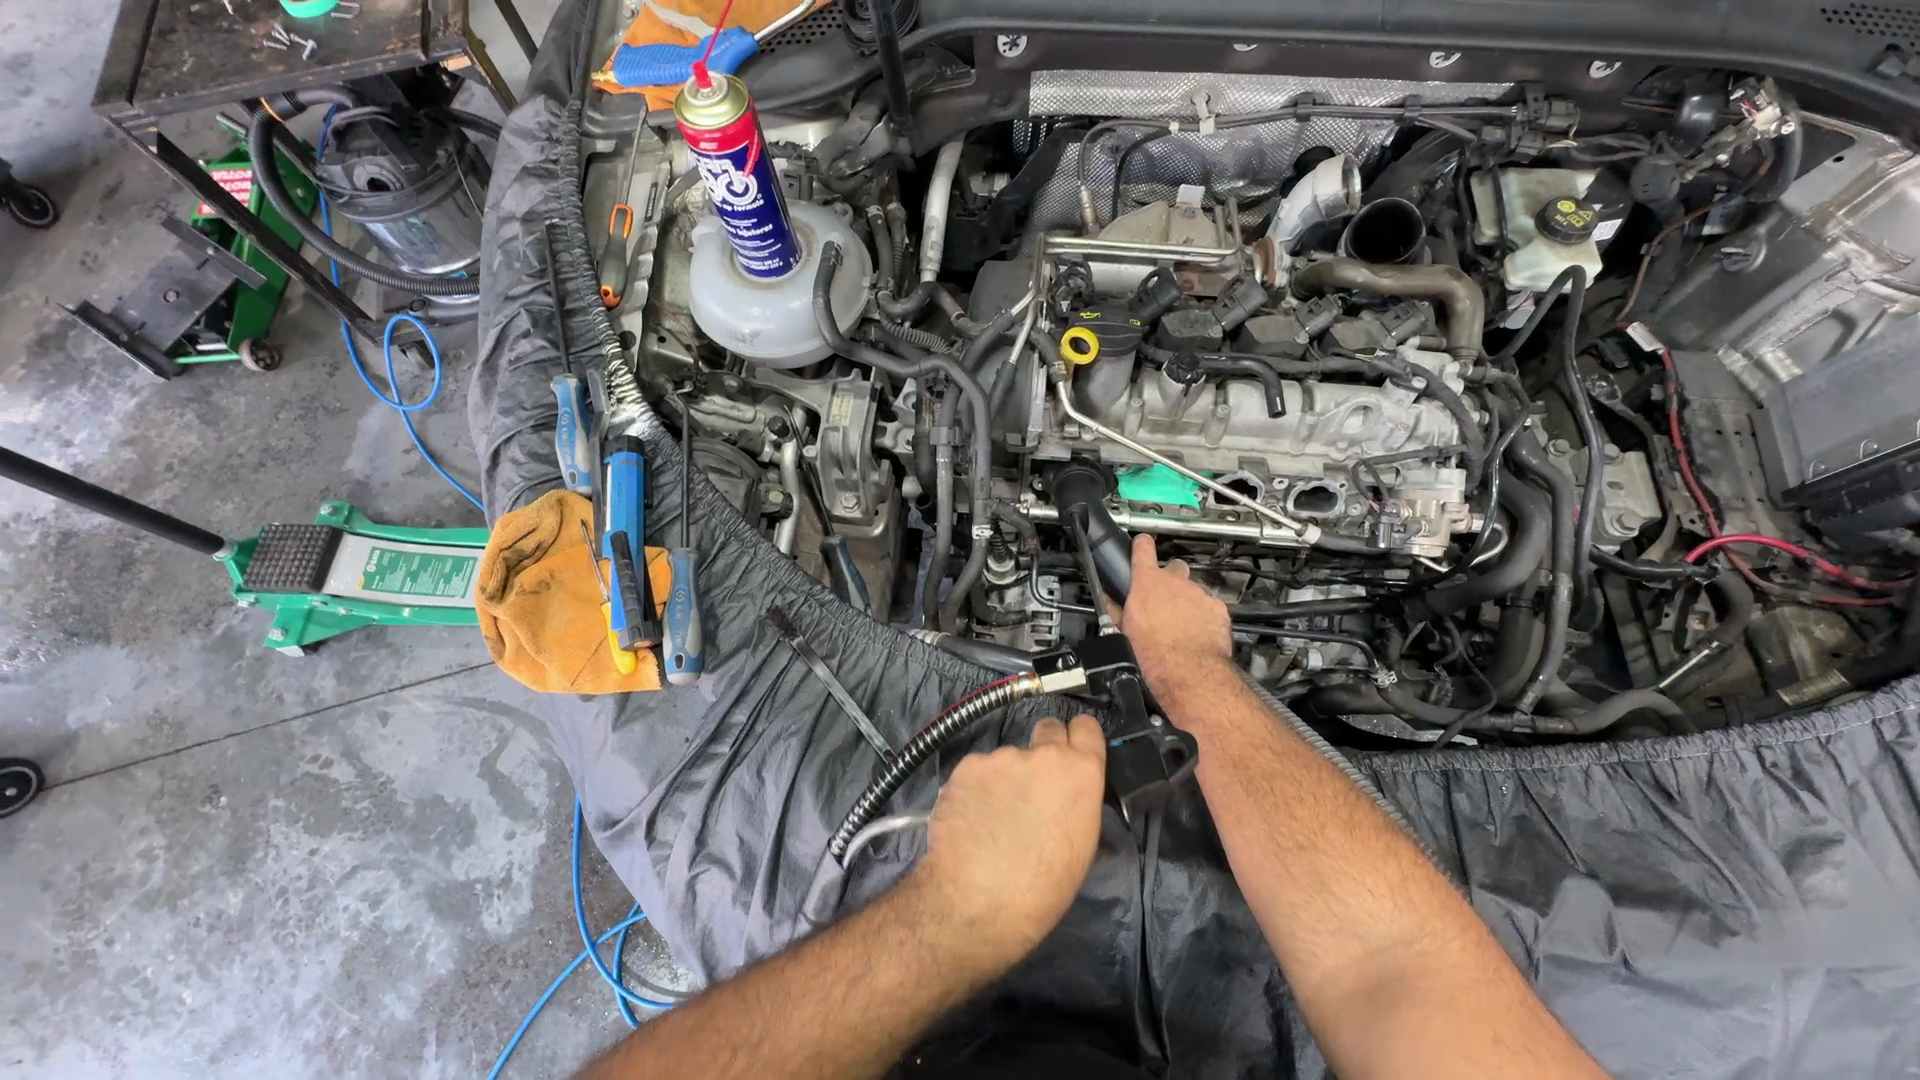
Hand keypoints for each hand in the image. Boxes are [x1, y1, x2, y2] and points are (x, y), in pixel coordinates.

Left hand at [907, 715, 1106, 963]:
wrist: (978, 899)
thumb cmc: (1042, 888)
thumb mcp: (1080, 843)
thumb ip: (1074, 800)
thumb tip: (1061, 793)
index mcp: (1081, 772)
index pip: (1087, 728)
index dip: (1077, 739)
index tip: (1070, 752)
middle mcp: (1043, 754)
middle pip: (1047, 729)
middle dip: (1042, 749)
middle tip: (1030, 785)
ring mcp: (1002, 756)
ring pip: (1007, 759)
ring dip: (1004, 778)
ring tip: (991, 817)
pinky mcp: (967, 766)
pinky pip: (977, 772)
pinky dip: (975, 788)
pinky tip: (970, 818)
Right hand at [1118, 534, 1234, 702]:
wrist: (1189, 673)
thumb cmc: (1155, 656)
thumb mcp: (1124, 631)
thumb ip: (1116, 609)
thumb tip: (1108, 601)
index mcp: (1147, 583)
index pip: (1143, 548)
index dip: (1141, 545)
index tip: (1142, 544)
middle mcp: (1175, 582)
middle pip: (1173, 568)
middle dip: (1169, 579)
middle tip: (1162, 600)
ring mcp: (1198, 593)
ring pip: (1192, 588)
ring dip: (1186, 600)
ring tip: (1179, 623)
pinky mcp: (1217, 608)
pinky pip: (1209, 605)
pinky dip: (1203, 614)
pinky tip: (1195, 632)